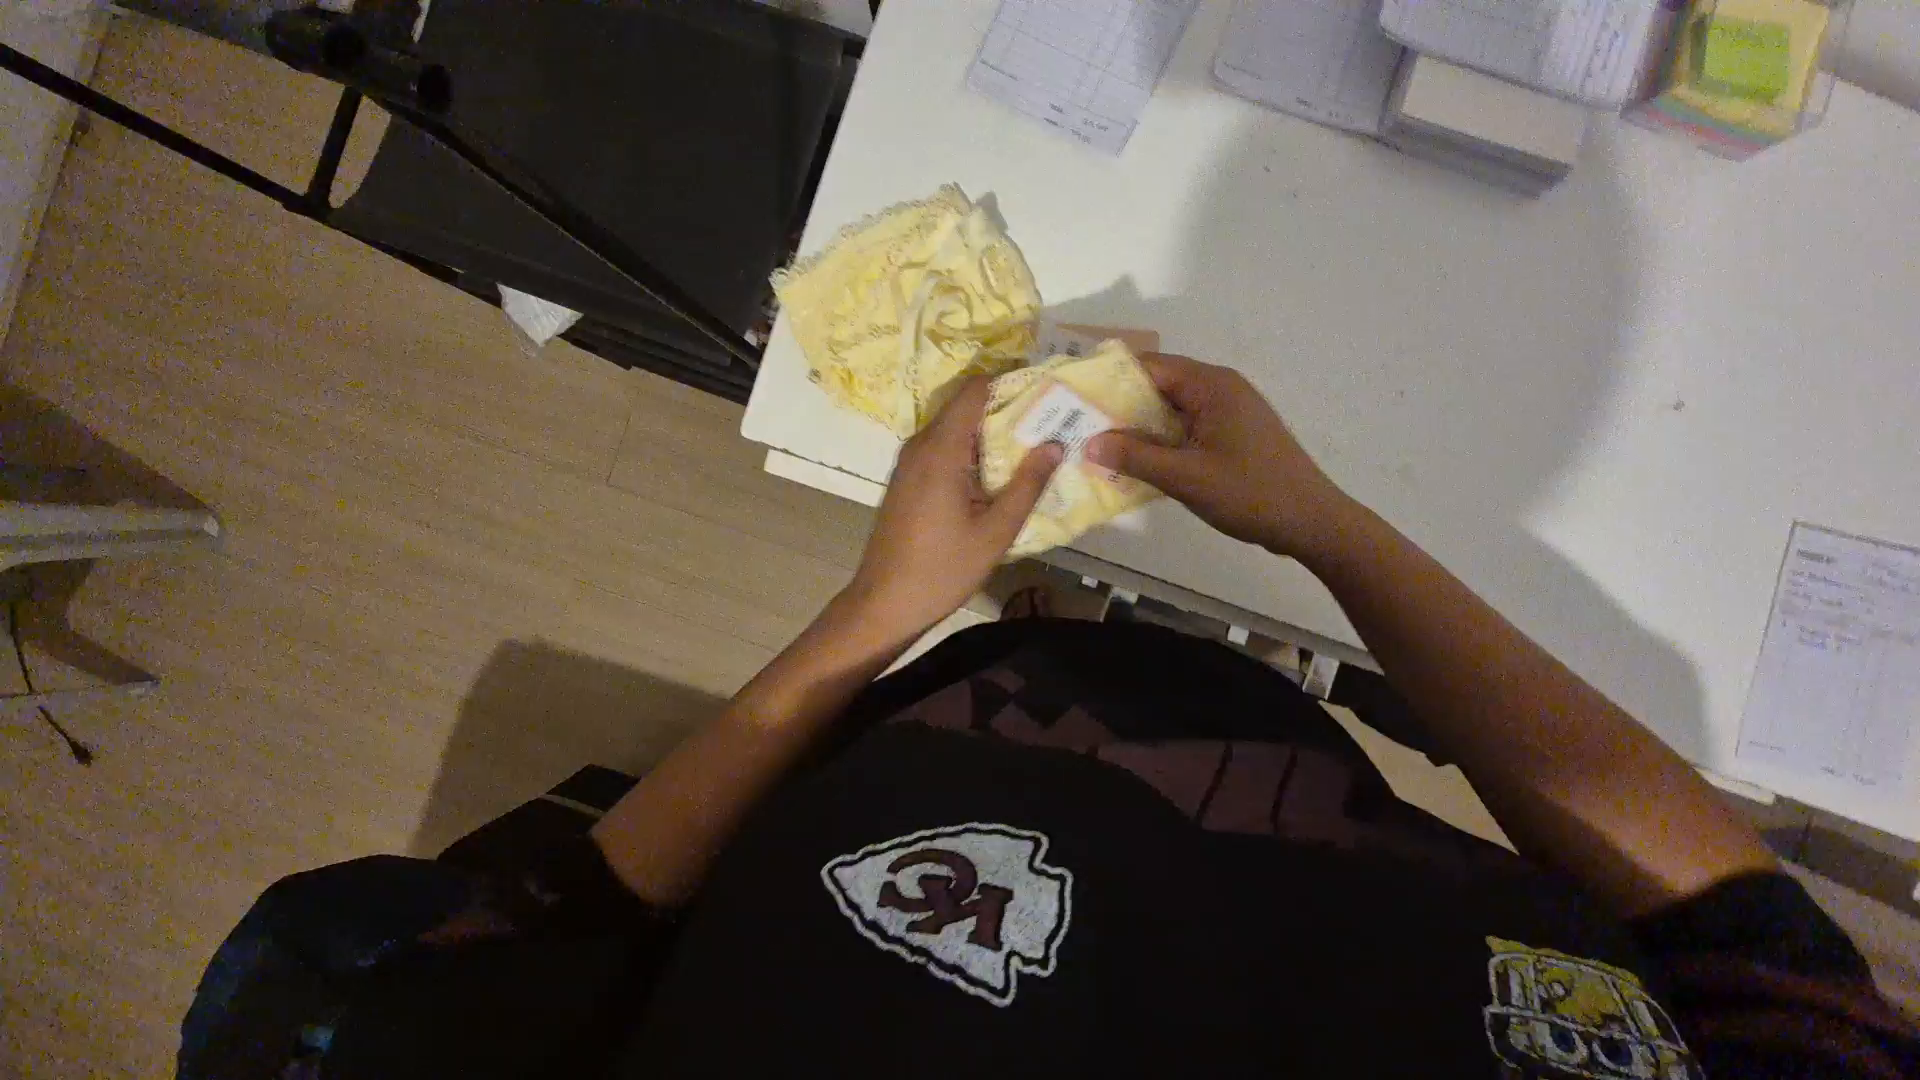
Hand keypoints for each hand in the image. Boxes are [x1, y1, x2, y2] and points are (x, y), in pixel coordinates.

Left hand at [844, 377, 1062, 634]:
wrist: (884, 602)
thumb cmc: (942, 569)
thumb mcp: (995, 531)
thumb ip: (1027, 485)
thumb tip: (1055, 443)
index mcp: (940, 449)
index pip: (974, 390)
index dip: (1009, 382)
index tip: (1044, 391)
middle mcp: (919, 445)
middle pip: (964, 406)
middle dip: (1005, 408)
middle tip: (1048, 420)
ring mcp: (908, 462)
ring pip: (953, 428)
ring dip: (988, 432)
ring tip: (1030, 444)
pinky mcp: (906, 480)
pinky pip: (941, 449)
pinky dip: (969, 451)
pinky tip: (996, 473)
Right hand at [1086, 353, 1356, 557]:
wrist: (1312, 523)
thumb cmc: (1250, 494)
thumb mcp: (1186, 477)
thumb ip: (1136, 457)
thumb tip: (1089, 443)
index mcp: (1212, 386)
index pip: (1150, 367)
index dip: (1110, 381)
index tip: (1074, 400)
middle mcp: (1220, 389)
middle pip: (1158, 386)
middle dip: (1119, 406)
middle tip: (1079, 427)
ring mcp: (1229, 412)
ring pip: (1171, 410)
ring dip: (1139, 427)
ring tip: (1099, 447)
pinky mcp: (1232, 434)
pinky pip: (1186, 428)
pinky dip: (1160, 441)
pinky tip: (1137, 463)